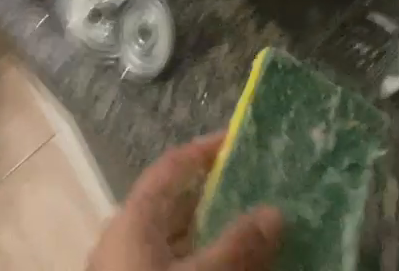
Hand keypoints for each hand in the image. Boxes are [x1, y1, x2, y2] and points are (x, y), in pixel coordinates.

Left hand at [88, 133, 282, 270]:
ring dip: (213, 233)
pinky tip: (235, 270)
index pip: (170, 167)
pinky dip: (203, 262)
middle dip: (216, 195)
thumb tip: (275, 211)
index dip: (205, 150)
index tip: (241, 140)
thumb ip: (239, 246)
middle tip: (259, 188)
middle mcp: (123, 240)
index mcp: (131, 220)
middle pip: (172, 204)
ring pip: (175, 240)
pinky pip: (172, 266)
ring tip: (256, 231)